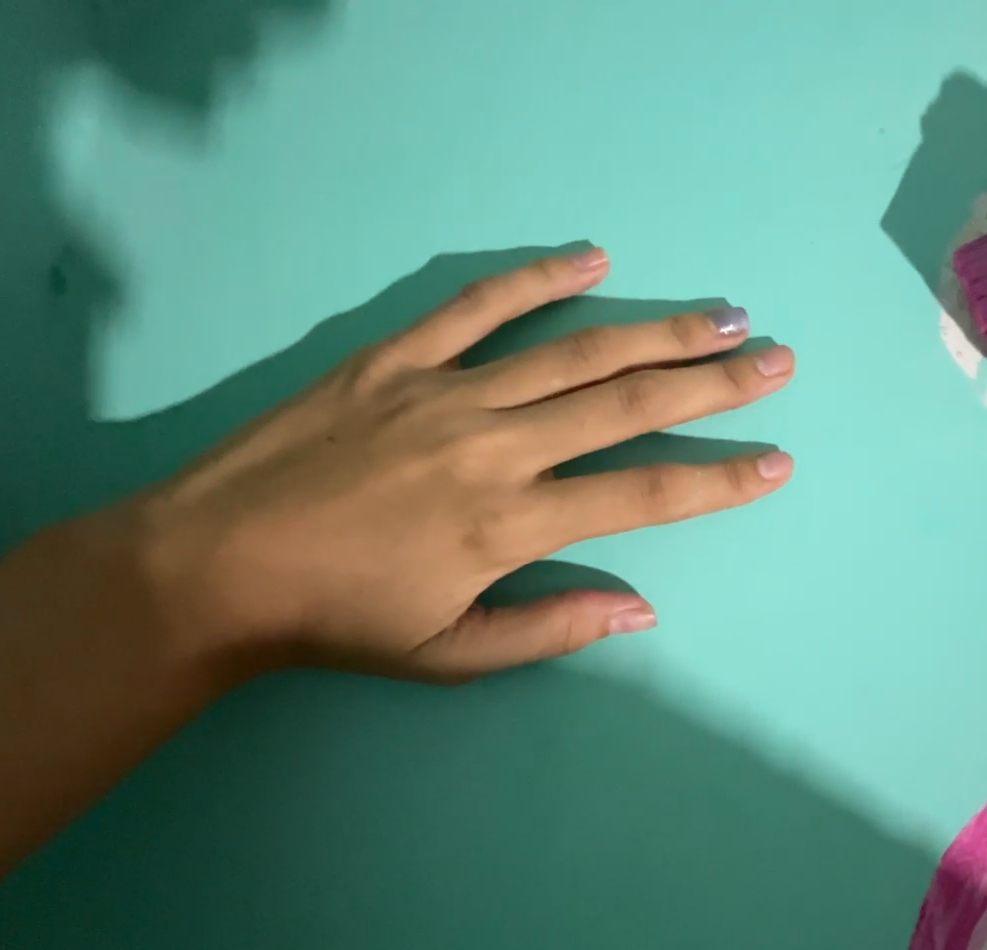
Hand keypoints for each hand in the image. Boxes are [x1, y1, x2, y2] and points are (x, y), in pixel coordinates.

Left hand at [112, 248, 793, 683]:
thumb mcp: (450, 654)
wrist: (210, 567)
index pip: (645, 494)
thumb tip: (641, 609)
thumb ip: (551, 629)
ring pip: (575, 351)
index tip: (776, 462)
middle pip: (629, 404)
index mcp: (512, 523)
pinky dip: (538, 280)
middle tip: (776, 359)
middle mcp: (496, 446)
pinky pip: (479, 308)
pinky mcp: (397, 359)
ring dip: (657, 330)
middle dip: (715, 383)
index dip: (720, 479)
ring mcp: (447, 393)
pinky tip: (592, 258)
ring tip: (722, 315)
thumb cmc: (340, 621)